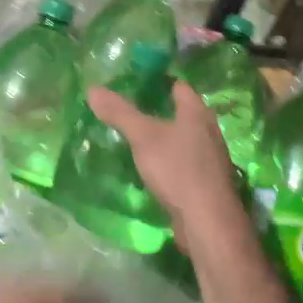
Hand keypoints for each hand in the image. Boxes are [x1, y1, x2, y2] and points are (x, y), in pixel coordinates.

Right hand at [87, 81, 257, 255]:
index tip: (134, 82)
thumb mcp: (143, 137)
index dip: (158, 81)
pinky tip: (151, 168)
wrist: (208, 221)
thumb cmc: (177, 169)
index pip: (178, 85)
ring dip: (164, 137)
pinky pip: (184, 162)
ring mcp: (210, 158)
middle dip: (158, 110)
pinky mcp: (206, 182)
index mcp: (197, 111)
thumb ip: (119, 113)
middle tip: (129, 109)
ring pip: (183, 138)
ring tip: (136, 138)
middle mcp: (208, 130)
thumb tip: (93, 89)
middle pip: (182, 112)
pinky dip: (168, 161)